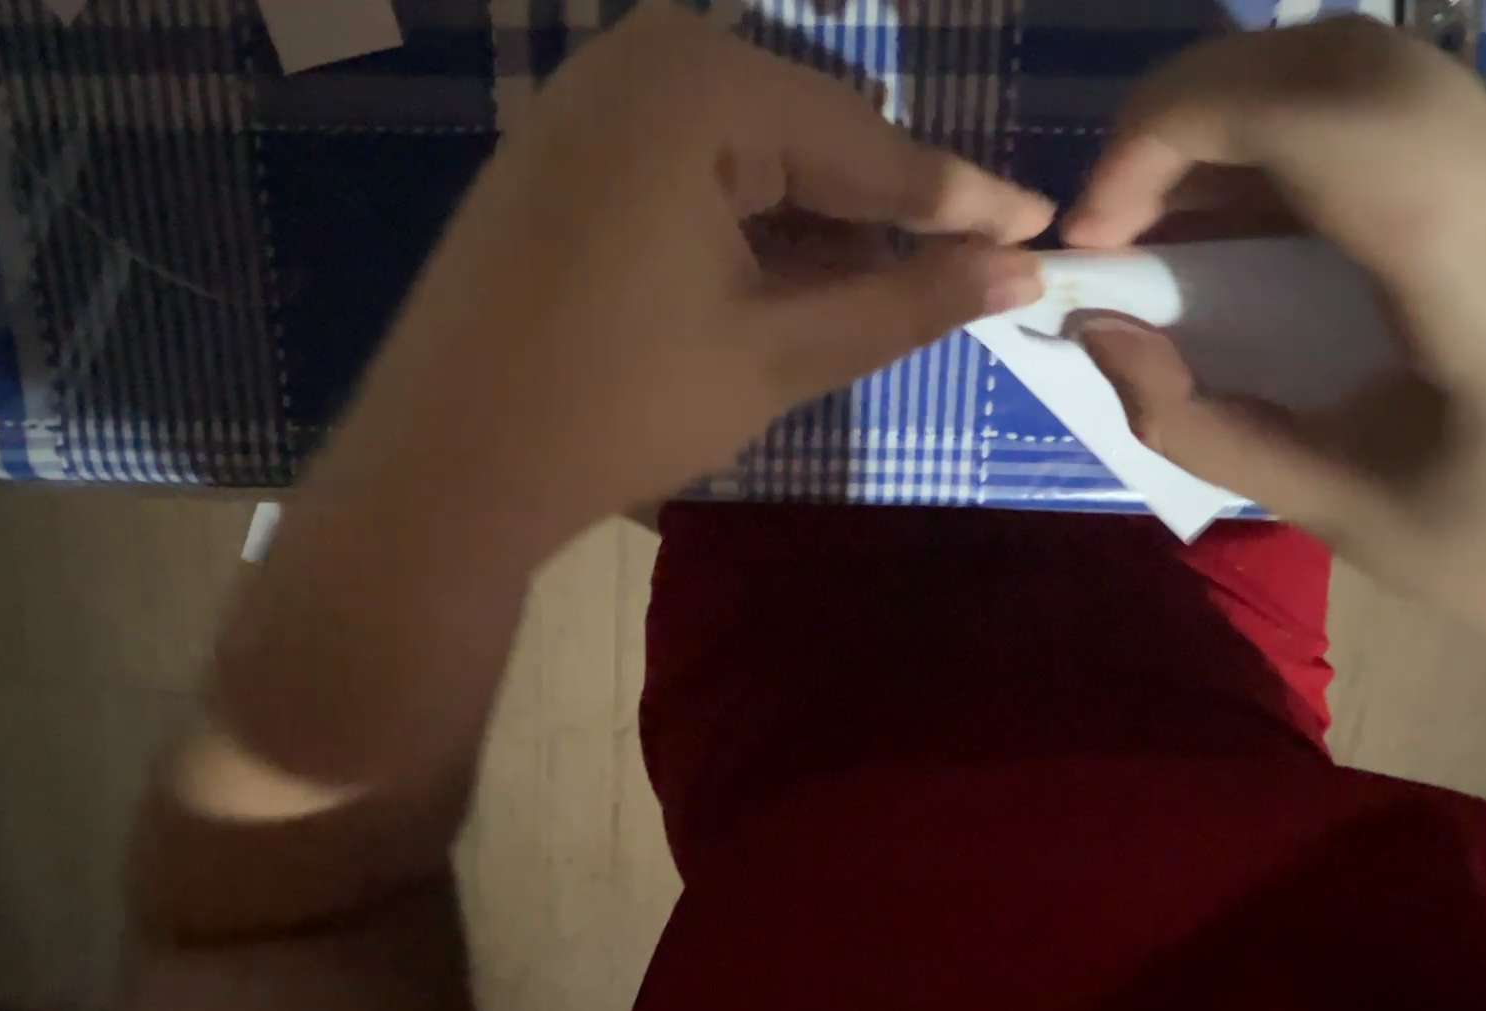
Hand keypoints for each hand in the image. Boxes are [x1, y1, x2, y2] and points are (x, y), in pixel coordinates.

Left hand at [350, 0, 1049, 547]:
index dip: (960, 198)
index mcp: (695, 85)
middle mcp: (637, 64)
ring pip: (751, 159)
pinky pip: (692, 177)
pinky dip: (751, 229)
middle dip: (884, 214)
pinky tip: (790, 279)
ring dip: (820, 227)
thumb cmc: (616, 409)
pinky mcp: (565, 161)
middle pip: (810, 137)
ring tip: (882, 292)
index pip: (867, 144)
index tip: (1037, 226)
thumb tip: (1016, 272)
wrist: (447, 470)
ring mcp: (590, 109)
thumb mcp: (776, 354)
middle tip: (959, 275)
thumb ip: (903, 304)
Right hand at [1064, 19, 1485, 732]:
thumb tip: (1096, 329)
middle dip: (1191, 129)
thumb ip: (1198, 419)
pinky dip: (1336, 168)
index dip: (1179, 118)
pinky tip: (1313, 249)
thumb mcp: (1346, 513)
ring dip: (1259, 155)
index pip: (1339, 101)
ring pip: (1396, 95)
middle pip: (1351, 68)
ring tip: (1201, 251)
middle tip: (1124, 227)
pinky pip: (1452, 124)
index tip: (1098, 219)